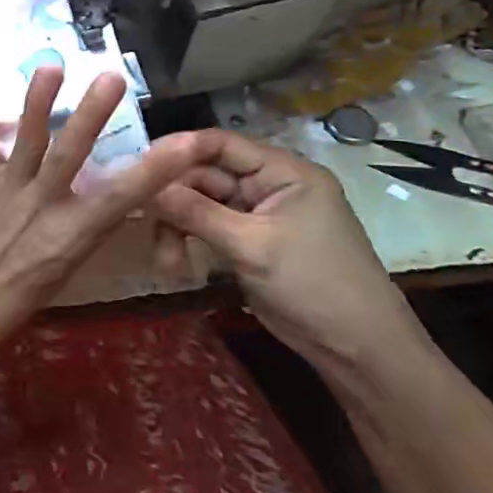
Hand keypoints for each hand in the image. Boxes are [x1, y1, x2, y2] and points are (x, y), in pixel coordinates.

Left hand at [0, 67, 215, 354]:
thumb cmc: (28, 289)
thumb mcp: (73, 262)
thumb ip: (90, 223)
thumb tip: (114, 190)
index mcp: (75, 231)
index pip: (121, 197)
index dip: (154, 170)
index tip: (185, 142)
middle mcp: (44, 205)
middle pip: (70, 156)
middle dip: (91, 116)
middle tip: (110, 78)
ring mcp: (8, 193)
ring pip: (27, 144)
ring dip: (38, 104)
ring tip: (51, 68)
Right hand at [151, 130, 429, 372]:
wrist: (356, 348)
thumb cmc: (314, 284)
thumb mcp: (251, 245)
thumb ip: (194, 212)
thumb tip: (142, 187)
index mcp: (282, 171)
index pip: (220, 144)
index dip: (177, 150)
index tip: (137, 167)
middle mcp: (267, 185)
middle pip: (203, 176)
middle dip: (173, 202)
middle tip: (142, 223)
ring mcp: (255, 215)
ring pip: (198, 206)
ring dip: (176, 229)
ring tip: (166, 262)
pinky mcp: (245, 243)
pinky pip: (204, 230)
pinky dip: (187, 244)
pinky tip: (176, 267)